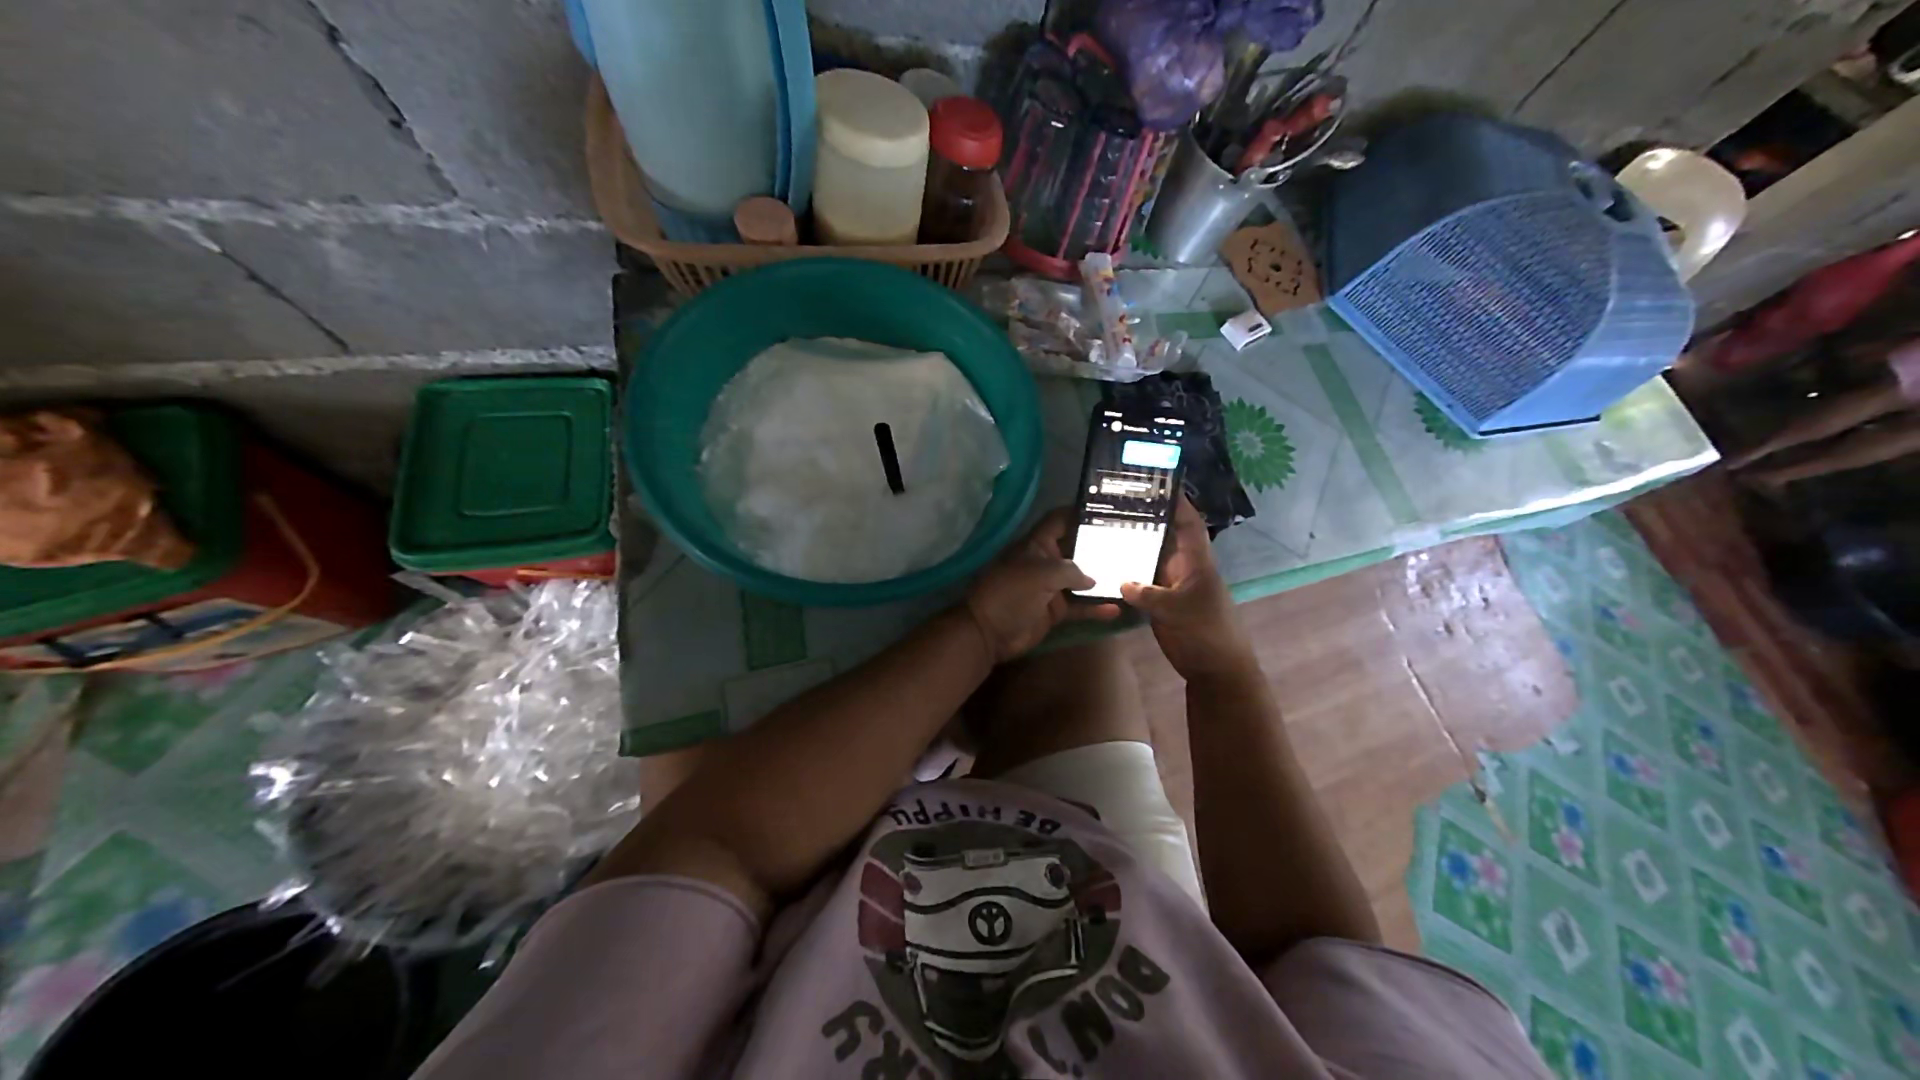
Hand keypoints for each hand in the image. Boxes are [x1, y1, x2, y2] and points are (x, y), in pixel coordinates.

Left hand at [963, 509, 1120, 662]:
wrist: (988, 632)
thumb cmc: (1010, 593)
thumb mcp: (1041, 573)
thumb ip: (1071, 570)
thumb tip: (1093, 579)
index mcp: (1037, 544)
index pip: (1060, 520)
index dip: (1081, 513)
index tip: (1110, 512)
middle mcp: (1047, 561)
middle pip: (1077, 548)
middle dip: (1102, 546)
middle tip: (1133, 544)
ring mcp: (1051, 587)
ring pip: (1083, 579)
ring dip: (1103, 579)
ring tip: (1131, 575)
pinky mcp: (1055, 610)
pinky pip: (1080, 607)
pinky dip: (1096, 608)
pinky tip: (1117, 610)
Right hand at [1121, 496, 1255, 678]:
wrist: (1214, 669)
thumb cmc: (1206, 633)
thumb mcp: (1178, 610)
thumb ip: (1149, 593)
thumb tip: (1122, 581)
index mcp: (1196, 561)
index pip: (1188, 522)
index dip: (1176, 501)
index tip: (1156, 480)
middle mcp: (1182, 567)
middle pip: (1163, 535)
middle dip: (1144, 518)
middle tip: (1114, 501)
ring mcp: (1169, 584)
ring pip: (1148, 557)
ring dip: (1131, 544)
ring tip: (1102, 526)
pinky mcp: (1158, 602)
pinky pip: (1140, 580)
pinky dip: (1124, 572)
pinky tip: (1103, 565)